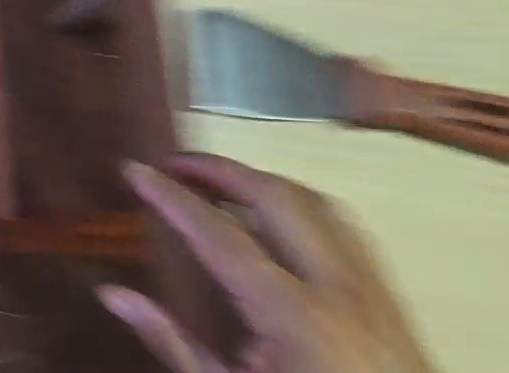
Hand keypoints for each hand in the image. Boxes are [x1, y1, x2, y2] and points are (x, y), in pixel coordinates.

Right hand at [98, 155, 436, 372]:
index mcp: (294, 315)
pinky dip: (302, 208)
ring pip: (320, 205)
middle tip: (174, 165)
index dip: (171, 196)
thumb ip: (174, 343)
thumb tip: (111, 294)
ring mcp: (376, 296)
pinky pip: (347, 231)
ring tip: (221, 184)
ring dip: (263, 183)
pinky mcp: (396, 306)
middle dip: (220, 170)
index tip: (133, 169)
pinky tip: (275, 221)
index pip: (219, 232)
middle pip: (277, 198)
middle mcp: (341, 291)